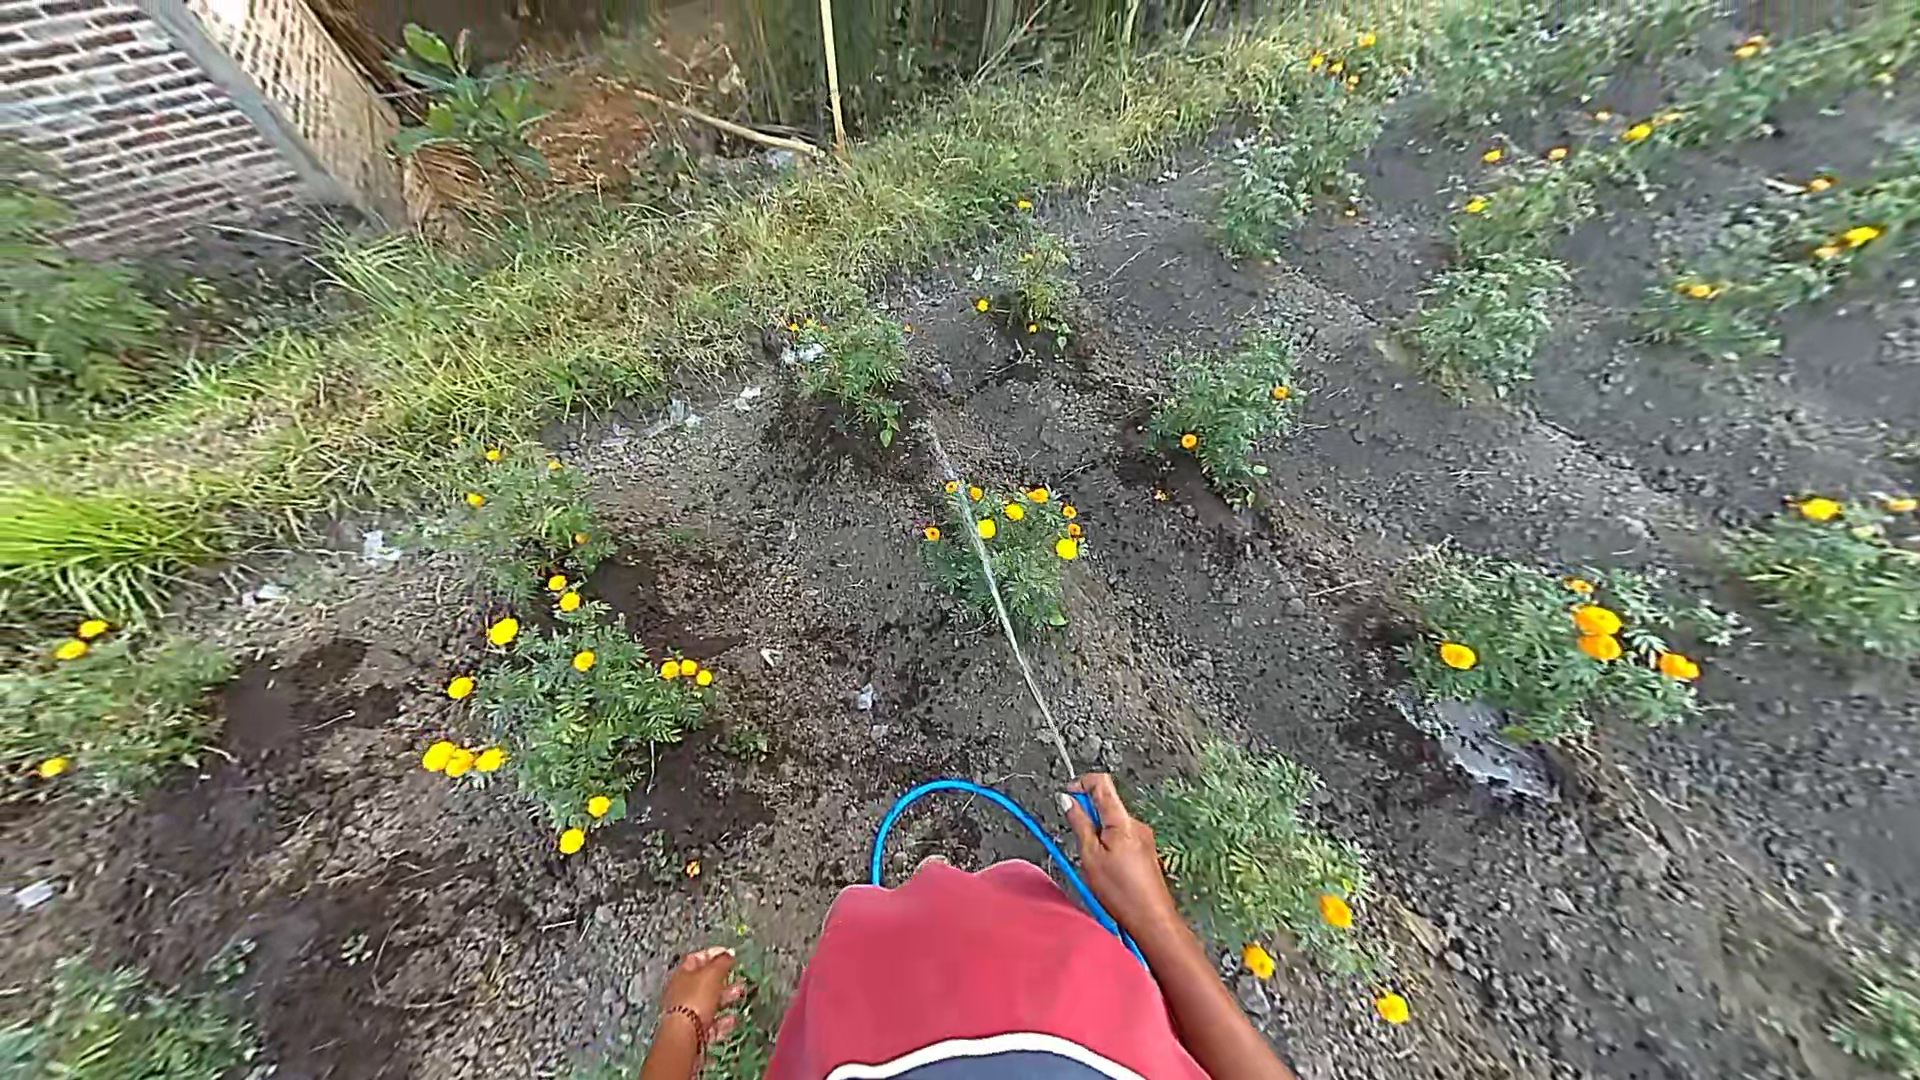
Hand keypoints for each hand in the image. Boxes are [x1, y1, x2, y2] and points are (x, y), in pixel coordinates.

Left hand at [660, 946, 747, 1044]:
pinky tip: (733, 1019)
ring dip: (727, 998)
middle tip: (739, 977)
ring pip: (710, 1003)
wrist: (684, 1039)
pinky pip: (711, 1023)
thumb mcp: (713, 973)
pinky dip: (723, 1021)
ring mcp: (687, 1016)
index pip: (697, 958)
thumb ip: (723, 961)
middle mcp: (682, 994)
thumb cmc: (697, 998)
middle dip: (724, 979)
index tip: (730, 955)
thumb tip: (729, 954)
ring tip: (741, 995)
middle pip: (705, 982)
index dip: (714, 954)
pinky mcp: (693, 1034)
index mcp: (682, 976)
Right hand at [1061, 774, 1182, 941]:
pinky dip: (1109, 842)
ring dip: (1098, 830)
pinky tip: (1107, 866)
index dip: (1081, 783)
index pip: (1101, 782)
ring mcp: (1143, 836)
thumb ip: (1079, 823)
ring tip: (1094, 858)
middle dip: (1088, 813)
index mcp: (1121, 820)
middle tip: (1080, 837)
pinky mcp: (1145, 849)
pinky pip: (1122, 834)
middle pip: (1107, 802)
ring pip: (1113, 820)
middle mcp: (1135, 823)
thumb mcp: (1090, 856)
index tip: (1068, 796)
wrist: (1153, 921)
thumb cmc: (1122, 893)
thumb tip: (1067, 800)